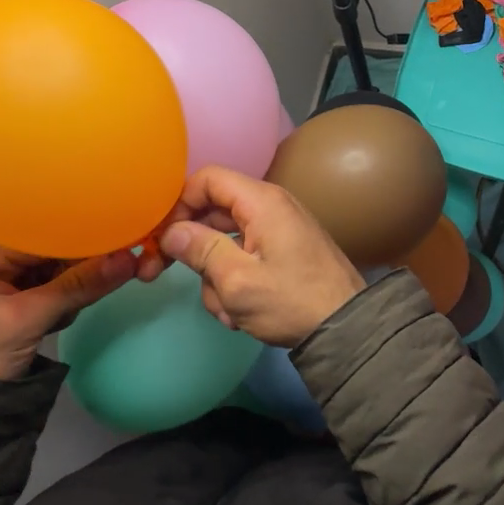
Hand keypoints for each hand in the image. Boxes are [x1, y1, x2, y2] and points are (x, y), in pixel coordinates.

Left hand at [0, 237, 136, 380]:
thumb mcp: (25, 320)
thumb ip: (78, 286)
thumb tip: (131, 258)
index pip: (45, 229)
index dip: (86, 232)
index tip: (126, 240)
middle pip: (58, 245)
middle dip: (90, 262)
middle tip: (129, 270)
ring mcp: (9, 276)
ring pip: (64, 265)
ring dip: (79, 286)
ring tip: (64, 315)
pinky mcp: (21, 295)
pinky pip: (61, 283)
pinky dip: (70, 299)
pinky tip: (59, 319)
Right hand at [155, 166, 365, 347]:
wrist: (345, 326)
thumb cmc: (291, 300)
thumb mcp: (237, 280)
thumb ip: (201, 249)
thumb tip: (170, 230)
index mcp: (261, 201)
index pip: (208, 178)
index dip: (178, 202)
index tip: (159, 234)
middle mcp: (270, 207)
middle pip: (212, 212)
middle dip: (191, 249)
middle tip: (158, 275)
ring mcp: (277, 231)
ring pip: (224, 243)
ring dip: (216, 278)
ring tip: (229, 310)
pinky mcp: (281, 253)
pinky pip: (243, 259)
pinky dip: (234, 285)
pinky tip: (240, 315)